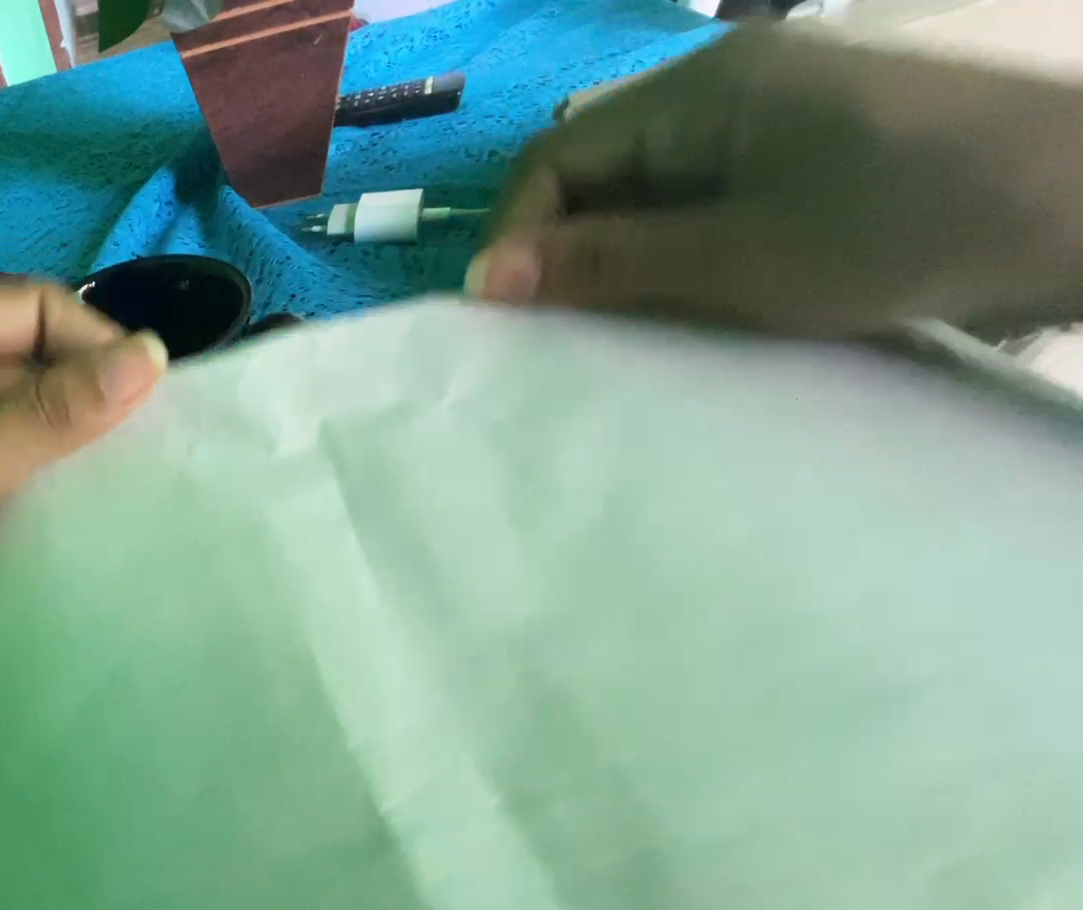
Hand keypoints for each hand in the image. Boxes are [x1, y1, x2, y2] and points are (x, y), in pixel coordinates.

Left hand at [0, 285, 167, 684]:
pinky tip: (57, 513)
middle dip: (81, 403)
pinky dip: (18, 477)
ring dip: (52, 446)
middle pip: (22, 360)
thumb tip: (151, 355)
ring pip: (4, 414)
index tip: (155, 409)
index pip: (35, 309)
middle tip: (145, 461)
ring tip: (114, 491)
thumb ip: (53, 413)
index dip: (99, 346)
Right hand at [469, 26, 1082, 335]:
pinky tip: (679, 298)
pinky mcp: (786, 156)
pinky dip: (661, 257)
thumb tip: (483, 279)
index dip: (514, 239)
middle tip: (563, 333)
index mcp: (692, 96)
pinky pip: (684, 205)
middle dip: (559, 256)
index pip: (550, 163)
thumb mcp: (736, 257)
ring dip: (610, 262)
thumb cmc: (908, 224)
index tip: (510, 319)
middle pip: (587, 178)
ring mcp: (753, 123)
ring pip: (632, 197)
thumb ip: (603, 262)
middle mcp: (711, 94)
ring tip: (620, 323)